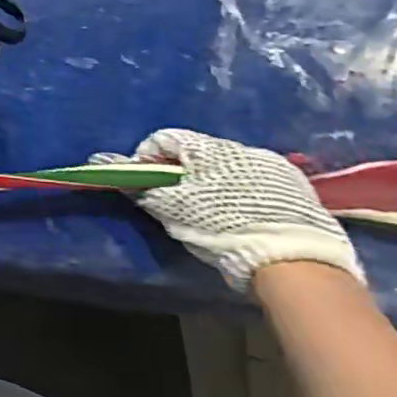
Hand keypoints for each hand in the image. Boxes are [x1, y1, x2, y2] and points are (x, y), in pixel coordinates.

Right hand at [94, 129, 361, 288]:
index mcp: (210, 149)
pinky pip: (253, 178)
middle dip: (179, 171)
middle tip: (174, 199)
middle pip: (195, 152)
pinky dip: (237, 189)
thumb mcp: (166, 205)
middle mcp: (245, 149)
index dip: (146, 159)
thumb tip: (99, 161)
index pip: (163, 138)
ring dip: (210, 180)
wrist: (290, 258)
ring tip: (208, 207)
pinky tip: (238, 211)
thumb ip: (134, 180)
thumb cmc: (216, 224)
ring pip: (225, 166)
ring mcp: (276, 167)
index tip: (146, 184)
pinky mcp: (298, 186)